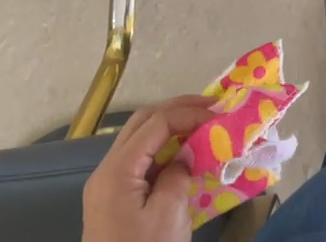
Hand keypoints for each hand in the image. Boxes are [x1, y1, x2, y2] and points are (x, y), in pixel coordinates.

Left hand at [82, 96, 216, 241]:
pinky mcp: (113, 201)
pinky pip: (139, 160)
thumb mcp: (168, 216)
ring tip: (202, 125)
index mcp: (116, 171)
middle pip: (142, 122)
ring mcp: (107, 186)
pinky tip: (184, 153)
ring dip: (170, 126)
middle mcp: (106, 171)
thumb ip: (178, 174)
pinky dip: (163, 148)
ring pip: (139, 138)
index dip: (189, 113)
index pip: (155, 123)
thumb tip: (184, 155)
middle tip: (211, 108)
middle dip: (178, 109)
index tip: (219, 114)